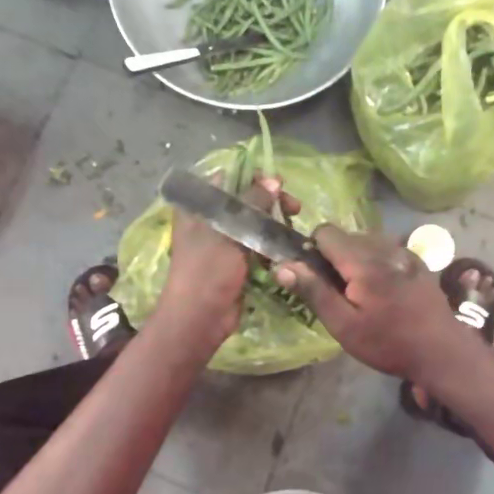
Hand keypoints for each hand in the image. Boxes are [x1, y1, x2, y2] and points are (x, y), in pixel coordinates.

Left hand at [157, 176, 299, 342]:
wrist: (200, 316)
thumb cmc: (207, 269)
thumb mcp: (229, 230)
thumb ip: (252, 203)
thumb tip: (274, 181)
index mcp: (199, 206)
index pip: (227, 178)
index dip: (254, 177)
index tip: (279, 183)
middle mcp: (210, 218)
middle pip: (244, 199)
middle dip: (270, 200)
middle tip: (294, 207)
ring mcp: (224, 241)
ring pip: (254, 222)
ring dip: (274, 221)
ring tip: (295, 223)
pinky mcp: (237, 261)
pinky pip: (257, 244)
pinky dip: (272, 241)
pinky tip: (289, 243)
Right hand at [273, 226, 480, 381]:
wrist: (443, 354)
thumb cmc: (388, 343)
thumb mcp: (343, 325)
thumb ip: (313, 291)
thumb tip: (282, 266)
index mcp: (363, 261)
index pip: (325, 231)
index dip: (313, 250)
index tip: (317, 277)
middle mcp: (385, 247)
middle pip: (345, 235)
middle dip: (335, 257)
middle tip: (339, 292)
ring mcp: (405, 252)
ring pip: (365, 240)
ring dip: (355, 258)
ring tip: (361, 292)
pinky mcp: (418, 260)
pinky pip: (386, 248)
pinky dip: (376, 261)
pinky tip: (383, 290)